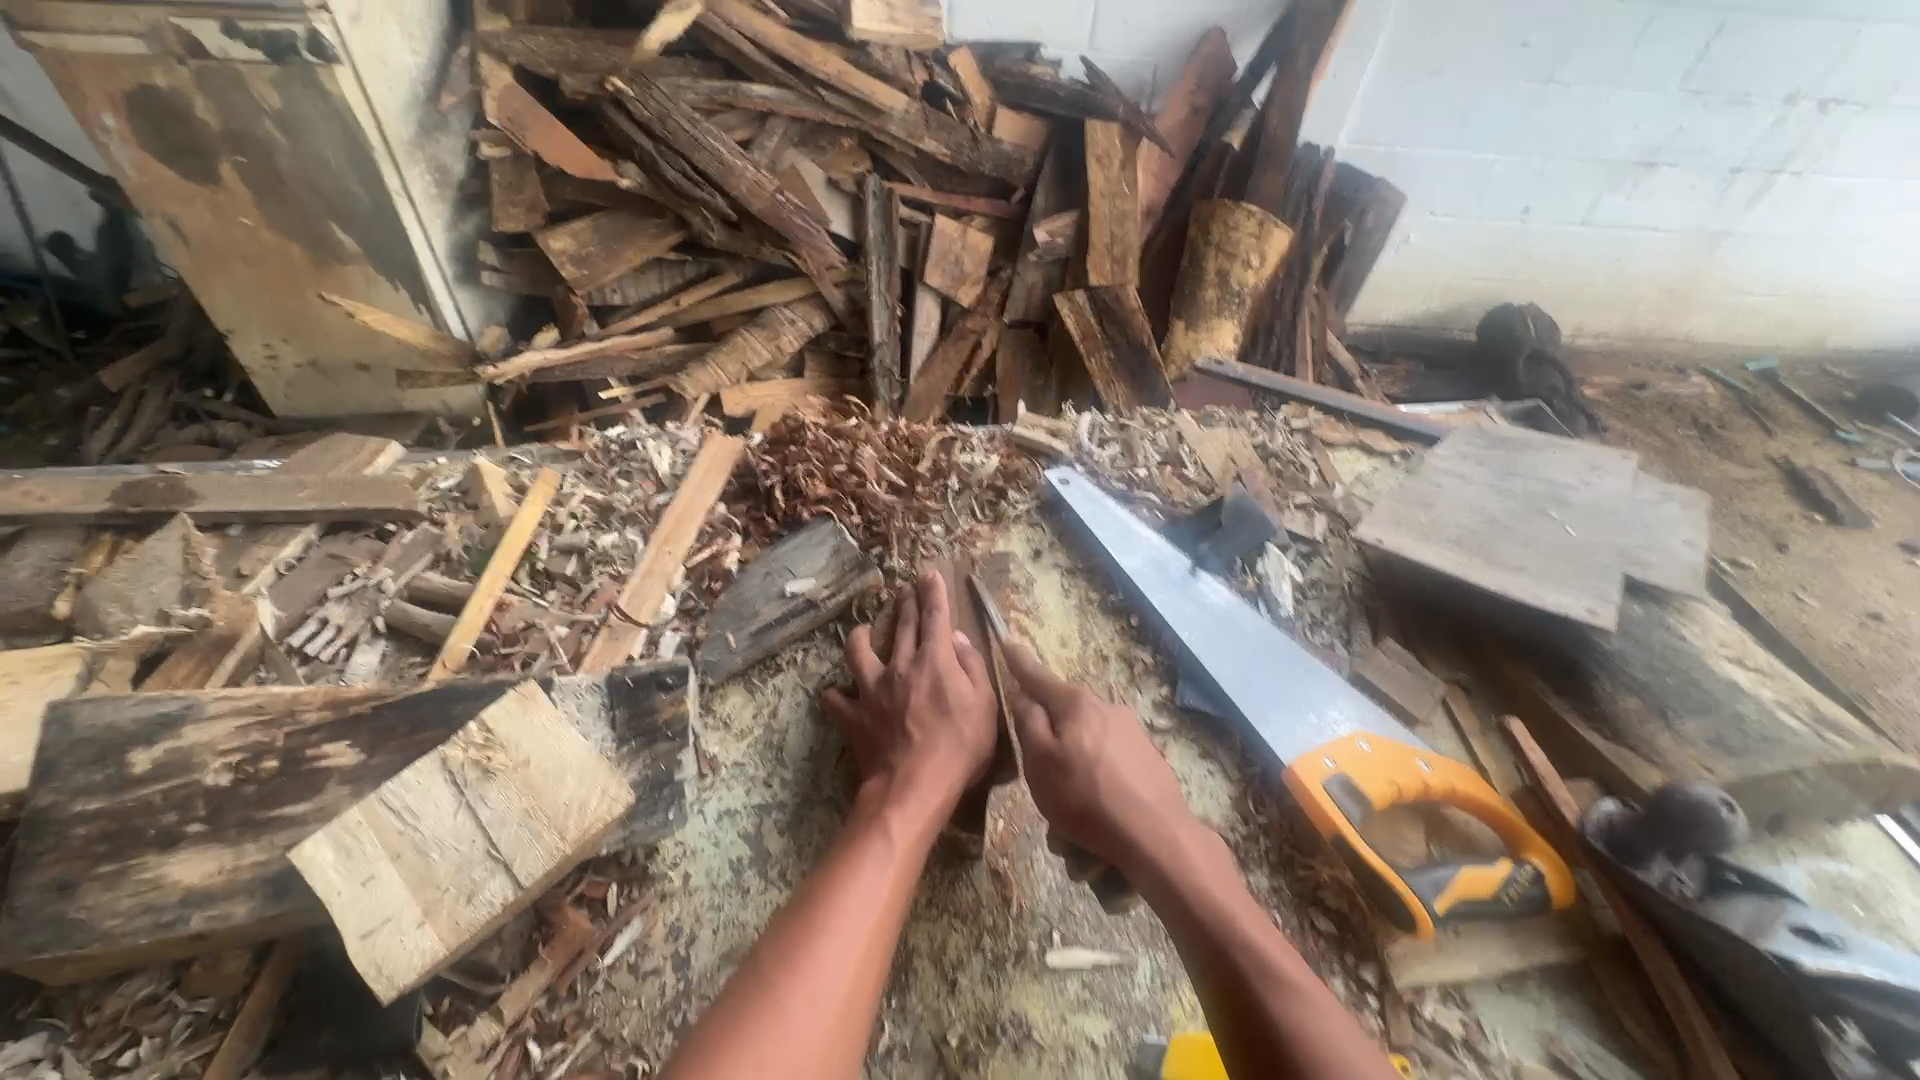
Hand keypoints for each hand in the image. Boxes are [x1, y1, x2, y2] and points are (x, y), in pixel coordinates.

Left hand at [821, 571, 999, 809]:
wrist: (914, 786)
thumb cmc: (959, 748)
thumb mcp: (985, 706)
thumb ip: (971, 667)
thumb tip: (957, 639)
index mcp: (935, 661)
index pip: (935, 617)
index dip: (933, 593)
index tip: (929, 575)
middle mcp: (900, 666)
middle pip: (902, 626)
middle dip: (904, 603)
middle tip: (904, 588)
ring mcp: (871, 689)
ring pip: (857, 651)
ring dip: (859, 637)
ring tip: (860, 631)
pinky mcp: (853, 715)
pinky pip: (835, 698)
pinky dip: (835, 693)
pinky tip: (835, 691)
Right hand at [1002, 643, 1199, 873]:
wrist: (1156, 834)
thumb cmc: (1086, 798)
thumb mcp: (1040, 763)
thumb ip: (1028, 724)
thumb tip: (1024, 696)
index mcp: (1075, 704)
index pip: (1037, 676)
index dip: (1018, 661)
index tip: (1007, 639)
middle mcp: (1105, 706)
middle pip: (1065, 712)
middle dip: (1050, 736)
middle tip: (1043, 776)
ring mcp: (1130, 729)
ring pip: (1087, 739)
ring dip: (1074, 764)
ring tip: (1071, 809)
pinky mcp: (1147, 754)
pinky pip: (1108, 759)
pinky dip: (1097, 778)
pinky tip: (1098, 810)